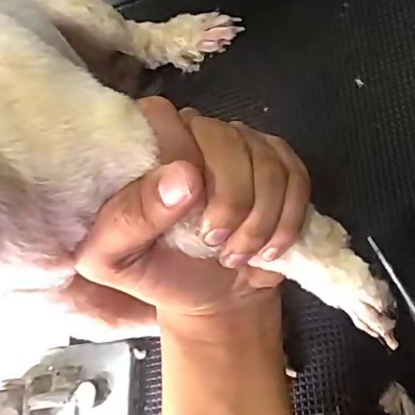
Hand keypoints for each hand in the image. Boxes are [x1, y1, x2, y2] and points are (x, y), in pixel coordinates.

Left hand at [68, 98, 311, 331]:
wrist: (215, 297)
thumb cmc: (159, 273)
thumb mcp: (116, 260)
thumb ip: (131, 217)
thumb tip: (184, 177)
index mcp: (147, 145)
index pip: (162, 116)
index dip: (177, 155)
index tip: (183, 209)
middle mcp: (198, 132)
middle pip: (227, 139)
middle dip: (231, 200)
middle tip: (215, 242)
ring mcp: (247, 145)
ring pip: (267, 163)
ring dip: (260, 219)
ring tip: (239, 254)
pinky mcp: (284, 165)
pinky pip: (298, 178)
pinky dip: (288, 219)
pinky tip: (269, 248)